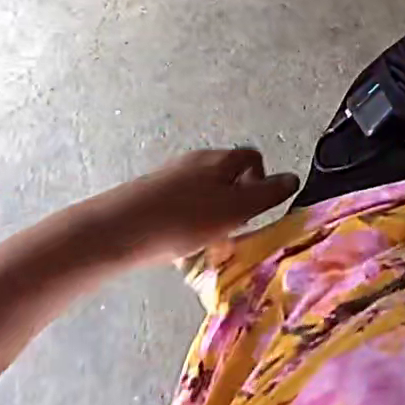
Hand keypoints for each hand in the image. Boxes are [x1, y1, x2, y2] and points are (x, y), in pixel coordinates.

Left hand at [69, 148, 299, 264]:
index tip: (256, 209)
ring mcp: (168, 177)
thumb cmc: (182, 220)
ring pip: (201, 193)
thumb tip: (293, 179)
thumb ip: (268, 194)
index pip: (253, 159)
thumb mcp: (237, 210)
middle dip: (233, 203)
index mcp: (222, 159)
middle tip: (231, 230)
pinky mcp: (144, 196)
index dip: (262, 180)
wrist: (111, 233)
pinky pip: (176, 206)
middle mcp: (196, 161)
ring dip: (208, 216)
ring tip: (203, 244)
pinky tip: (174, 246)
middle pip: (226, 176)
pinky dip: (183, 223)